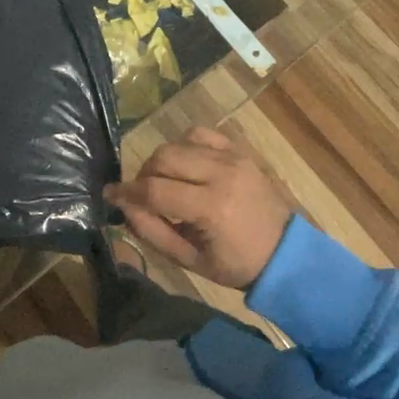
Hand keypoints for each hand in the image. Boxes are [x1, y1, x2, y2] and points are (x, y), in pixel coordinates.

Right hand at [104, 126, 294, 289]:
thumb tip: (124, 208)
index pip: (155, 190)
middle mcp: (221, 175)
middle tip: (142, 194)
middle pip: (163, 158)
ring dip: (162, 160)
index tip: (111, 195)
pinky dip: (184, 145)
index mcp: (211, 208)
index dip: (127, 192)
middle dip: (144, 174)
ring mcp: (233, 158)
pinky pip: (200, 134)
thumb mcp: (191, 261)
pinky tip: (185, 164)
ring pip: (178, 142)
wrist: (287, 253)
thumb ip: (153, 233)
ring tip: (164, 180)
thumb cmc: (237, 264)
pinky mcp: (239, 151)